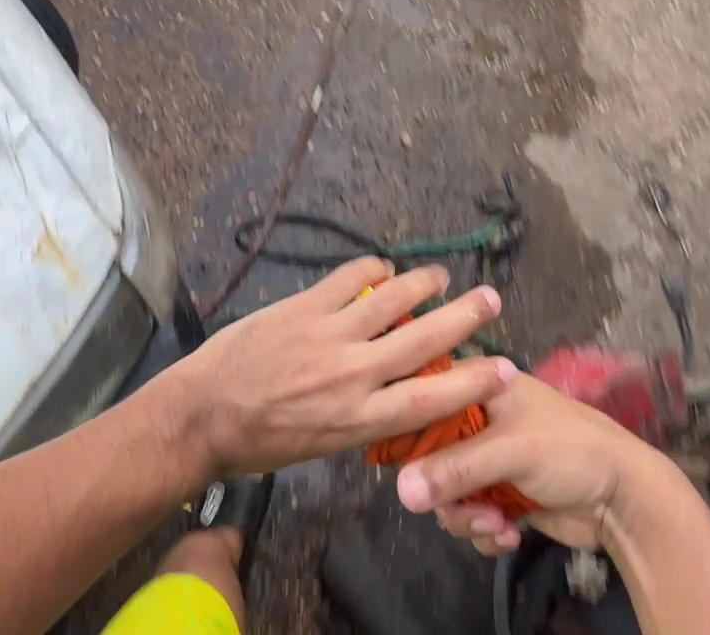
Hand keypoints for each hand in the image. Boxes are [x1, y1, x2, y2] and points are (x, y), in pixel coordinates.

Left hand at [158, 257, 514, 475]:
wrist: (203, 414)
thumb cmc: (261, 442)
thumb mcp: (322, 445)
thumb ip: (362, 417)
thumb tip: (391, 393)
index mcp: (360, 418)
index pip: (431, 398)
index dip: (473, 381)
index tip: (505, 368)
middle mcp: (354, 374)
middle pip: (422, 340)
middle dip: (463, 318)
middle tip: (491, 299)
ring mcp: (328, 334)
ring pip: (390, 299)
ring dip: (422, 284)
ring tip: (443, 276)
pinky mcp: (303, 307)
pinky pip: (348, 279)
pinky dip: (371, 267)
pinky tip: (383, 264)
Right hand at [395, 373, 673, 555]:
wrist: (625, 499)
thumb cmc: (569, 450)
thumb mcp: (511, 450)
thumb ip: (455, 469)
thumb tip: (401, 492)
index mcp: (476, 384)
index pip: (422, 397)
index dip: (406, 431)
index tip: (401, 462)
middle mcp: (474, 417)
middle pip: (428, 454)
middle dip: (446, 491)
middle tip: (468, 510)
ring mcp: (486, 457)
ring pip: (445, 491)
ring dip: (466, 516)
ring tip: (496, 525)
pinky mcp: (499, 493)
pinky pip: (468, 514)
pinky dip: (483, 530)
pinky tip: (509, 535)